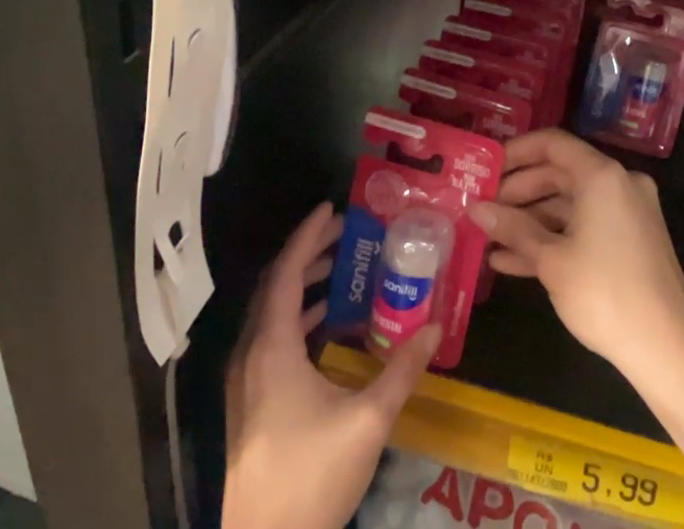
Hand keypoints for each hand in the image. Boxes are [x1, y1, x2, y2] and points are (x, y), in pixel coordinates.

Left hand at [223, 202, 438, 528]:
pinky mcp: (251, 400)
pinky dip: (301, 319)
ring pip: (272, 314)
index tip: (333, 208)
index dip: (309, 236)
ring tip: (346, 271)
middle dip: (311, 255)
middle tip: (350, 235)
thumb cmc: (314, 475)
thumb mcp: (369, 419)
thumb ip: (403, 369)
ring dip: (306, 287)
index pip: (287, 274)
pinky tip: (332, 327)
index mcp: (273, 348)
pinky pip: (273, 339)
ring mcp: (247, 379)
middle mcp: (252, 354)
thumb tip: (436, 326)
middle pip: (276, 287)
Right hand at [466, 129, 683, 379]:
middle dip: (518, 192)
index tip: (485, 169)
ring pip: (570, 206)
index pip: (553, 144)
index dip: (515, 152)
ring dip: (530, 221)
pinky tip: (511, 261)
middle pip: (560, 174)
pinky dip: (552, 240)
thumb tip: (475, 208)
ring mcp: (628, 215)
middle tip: (482, 208)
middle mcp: (619, 186)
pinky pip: (585, 229)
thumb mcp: (551, 260)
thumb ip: (512, 228)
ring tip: (489, 238)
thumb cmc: (604, 293)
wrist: (665, 347)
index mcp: (603, 177)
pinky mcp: (630, 243)